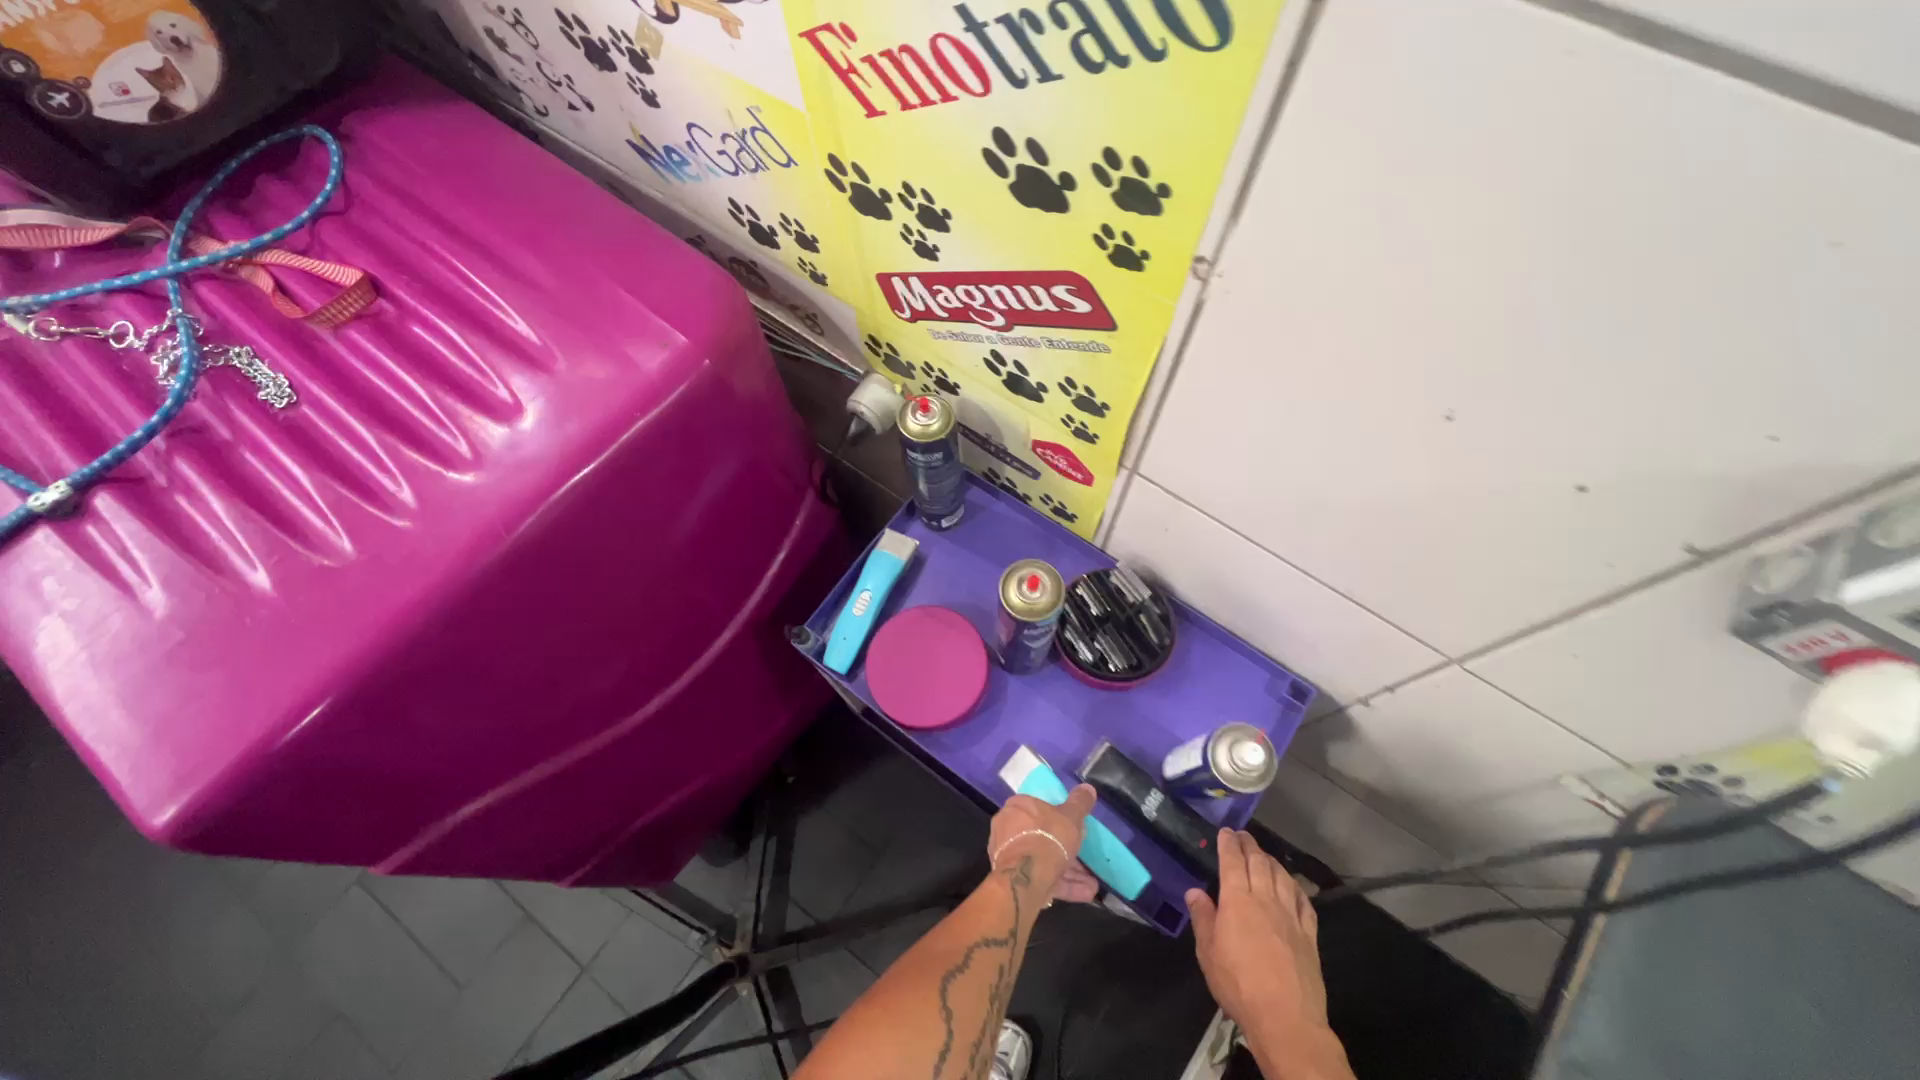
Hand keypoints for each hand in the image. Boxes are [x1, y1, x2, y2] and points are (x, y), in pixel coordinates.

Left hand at [987, 785, 1098, 903]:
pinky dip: (1062, 884)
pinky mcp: (1014, 878)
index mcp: (1017, 807)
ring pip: (1043, 861)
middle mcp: (1008, 828)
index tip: (1075, 829)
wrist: (1026, 877)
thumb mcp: (1071, 817)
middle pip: (1042, 837)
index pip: (1038, 808)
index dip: (1059, 819)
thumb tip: (1087, 787)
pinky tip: (1085, 892)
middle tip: (1085, 859)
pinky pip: (1041, 878)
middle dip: (1066, 850)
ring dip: (1069, 872)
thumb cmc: (1048, 837)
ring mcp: (1009, 855)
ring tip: (1092, 885)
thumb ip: (1079, 803)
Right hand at [1186, 829, 1330, 1043]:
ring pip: (1283, 878)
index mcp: (1238, 901)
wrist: (1285, 1017)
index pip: (1233, 862)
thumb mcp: (1207, 953)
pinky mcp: (1309, 934)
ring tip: (1265, 856)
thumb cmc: (1238, 984)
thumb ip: (1203, 918)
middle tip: (1244, 835)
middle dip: (1250, 845)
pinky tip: (1293, 887)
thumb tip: (1195, 892)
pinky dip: (1296, 888)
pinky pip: (1304, 902)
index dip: (1228, 844)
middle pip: (1259, 863)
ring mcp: (1291, 916)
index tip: (1225, 832)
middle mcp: (1266, 900)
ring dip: (1272, 861)